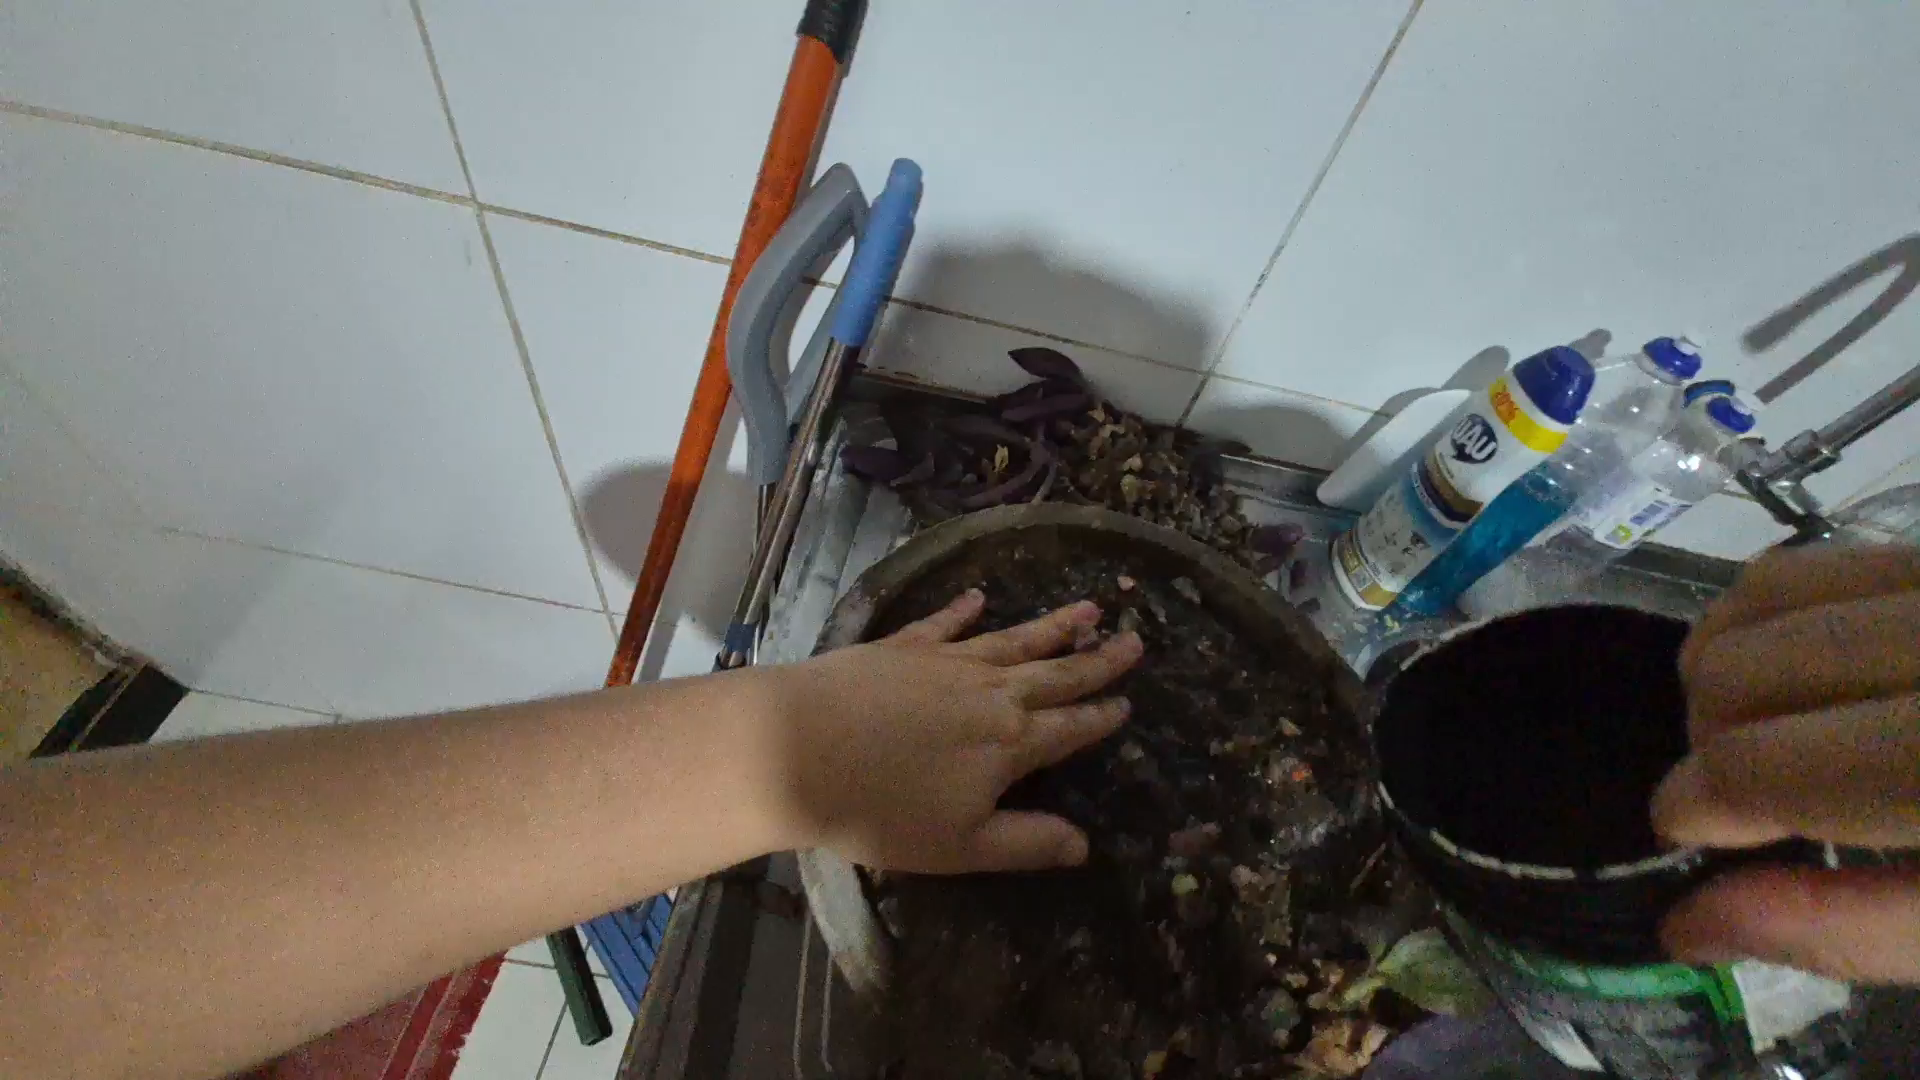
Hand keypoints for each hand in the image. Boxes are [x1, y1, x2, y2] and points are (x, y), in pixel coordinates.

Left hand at [763, 590, 1141, 874]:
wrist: (798, 751)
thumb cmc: (881, 810)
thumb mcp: (961, 847)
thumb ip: (1027, 843)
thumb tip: (1085, 845)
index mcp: (1008, 743)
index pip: (1070, 727)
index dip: (1101, 716)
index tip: (1127, 701)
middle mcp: (990, 692)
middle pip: (1055, 673)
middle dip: (1097, 659)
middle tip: (1133, 639)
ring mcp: (947, 662)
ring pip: (1014, 640)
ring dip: (1053, 625)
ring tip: (1088, 606)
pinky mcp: (904, 646)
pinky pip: (945, 623)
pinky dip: (964, 610)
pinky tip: (980, 596)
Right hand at [1651, 545, 1919, 982]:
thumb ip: (1852, 929)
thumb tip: (1681, 925)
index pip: (1755, 766)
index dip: (1696, 811)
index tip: (1697, 840)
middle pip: (1726, 683)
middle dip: (1708, 749)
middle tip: (1758, 800)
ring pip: (1736, 620)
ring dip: (1714, 688)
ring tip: (1769, 736)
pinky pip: (1783, 575)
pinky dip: (1747, 629)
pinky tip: (1789, 677)